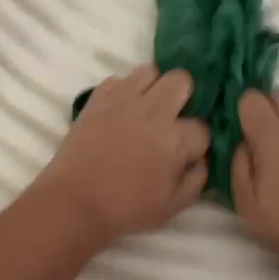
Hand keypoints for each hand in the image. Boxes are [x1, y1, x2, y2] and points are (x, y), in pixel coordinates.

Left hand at [33, 67, 209, 243]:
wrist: (75, 202)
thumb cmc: (126, 208)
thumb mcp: (173, 206)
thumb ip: (197, 179)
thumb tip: (201, 158)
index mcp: (175, 139)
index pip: (203, 126)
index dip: (197, 141)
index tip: (186, 151)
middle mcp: (153, 111)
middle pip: (181, 80)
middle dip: (183, 97)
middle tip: (171, 117)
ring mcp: (123, 100)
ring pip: (150, 71)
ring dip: (153, 87)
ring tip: (146, 107)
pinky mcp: (98, 97)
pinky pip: (118, 79)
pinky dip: (123, 91)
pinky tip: (120, 110)